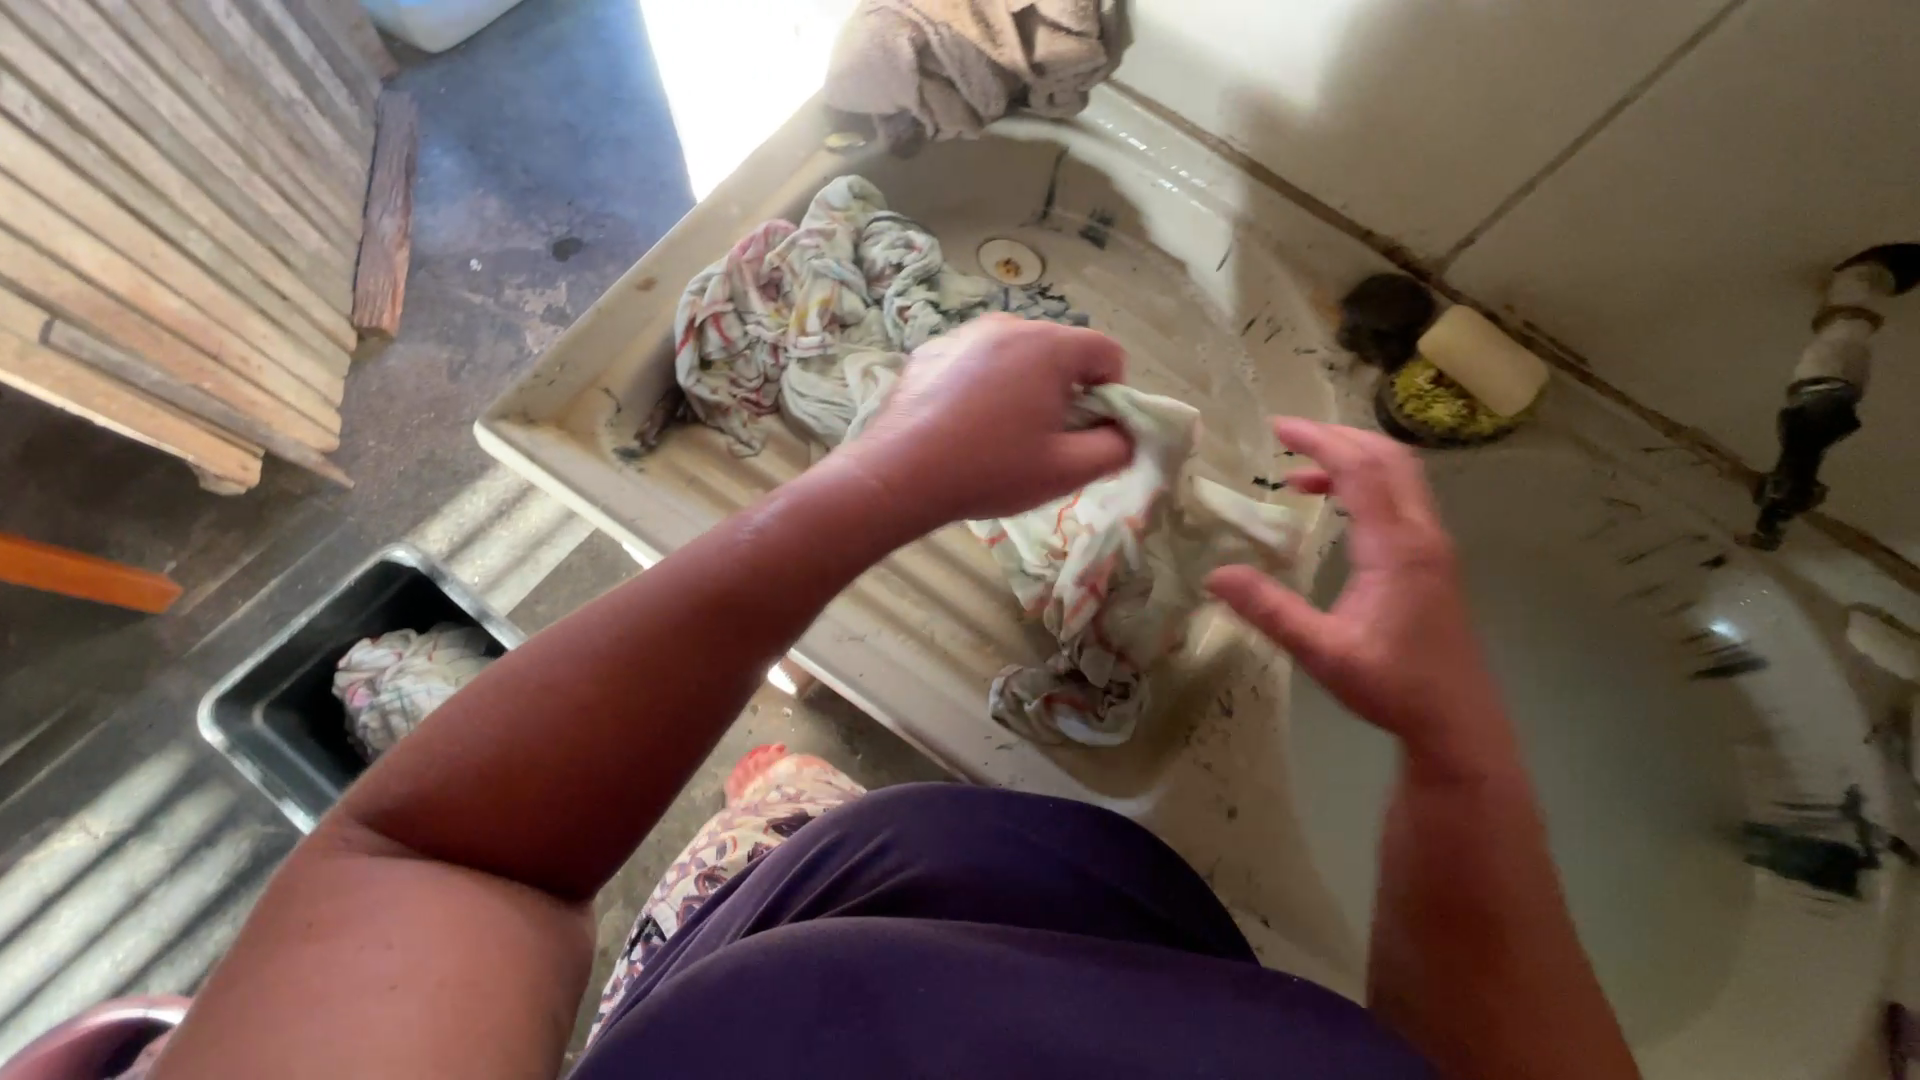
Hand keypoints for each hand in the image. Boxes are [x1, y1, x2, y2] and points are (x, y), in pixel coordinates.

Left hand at [830, 314, 1133, 525]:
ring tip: (1000, 434)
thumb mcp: (1066, 471)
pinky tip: (962, 425)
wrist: (899, 475)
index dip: (1111, 394)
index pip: (1107, 353)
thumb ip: (1115, 448)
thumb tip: (1127, 432)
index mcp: (1049, 346)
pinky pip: (978, 362)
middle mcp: (1008, 326)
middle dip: (1065, 391)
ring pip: (1017, 356)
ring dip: (1024, 387)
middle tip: (1043, 439)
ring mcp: (964, 334)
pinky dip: (984, 385)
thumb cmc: (989, 471)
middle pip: (1061, 351)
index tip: (1087, 430)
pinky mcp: (931, 351)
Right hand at [1206, 419, 1513, 772]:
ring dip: (1354, 459)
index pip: (1360, 469)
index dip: (1319, 440)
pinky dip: (1366, 485)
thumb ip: (1269, 610)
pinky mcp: (1433, 560)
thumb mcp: (1321, 652)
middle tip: (1288, 436)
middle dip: (1338, 436)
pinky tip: (1335, 508)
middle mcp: (1422, 534)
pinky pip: (1401, 499)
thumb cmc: (1392, 687)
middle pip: (1388, 457)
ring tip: (1301, 471)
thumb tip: (1215, 575)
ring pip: (1400, 476)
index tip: (1277, 428)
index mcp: (1397, 547)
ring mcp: (1433, 546)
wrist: (1458, 722)